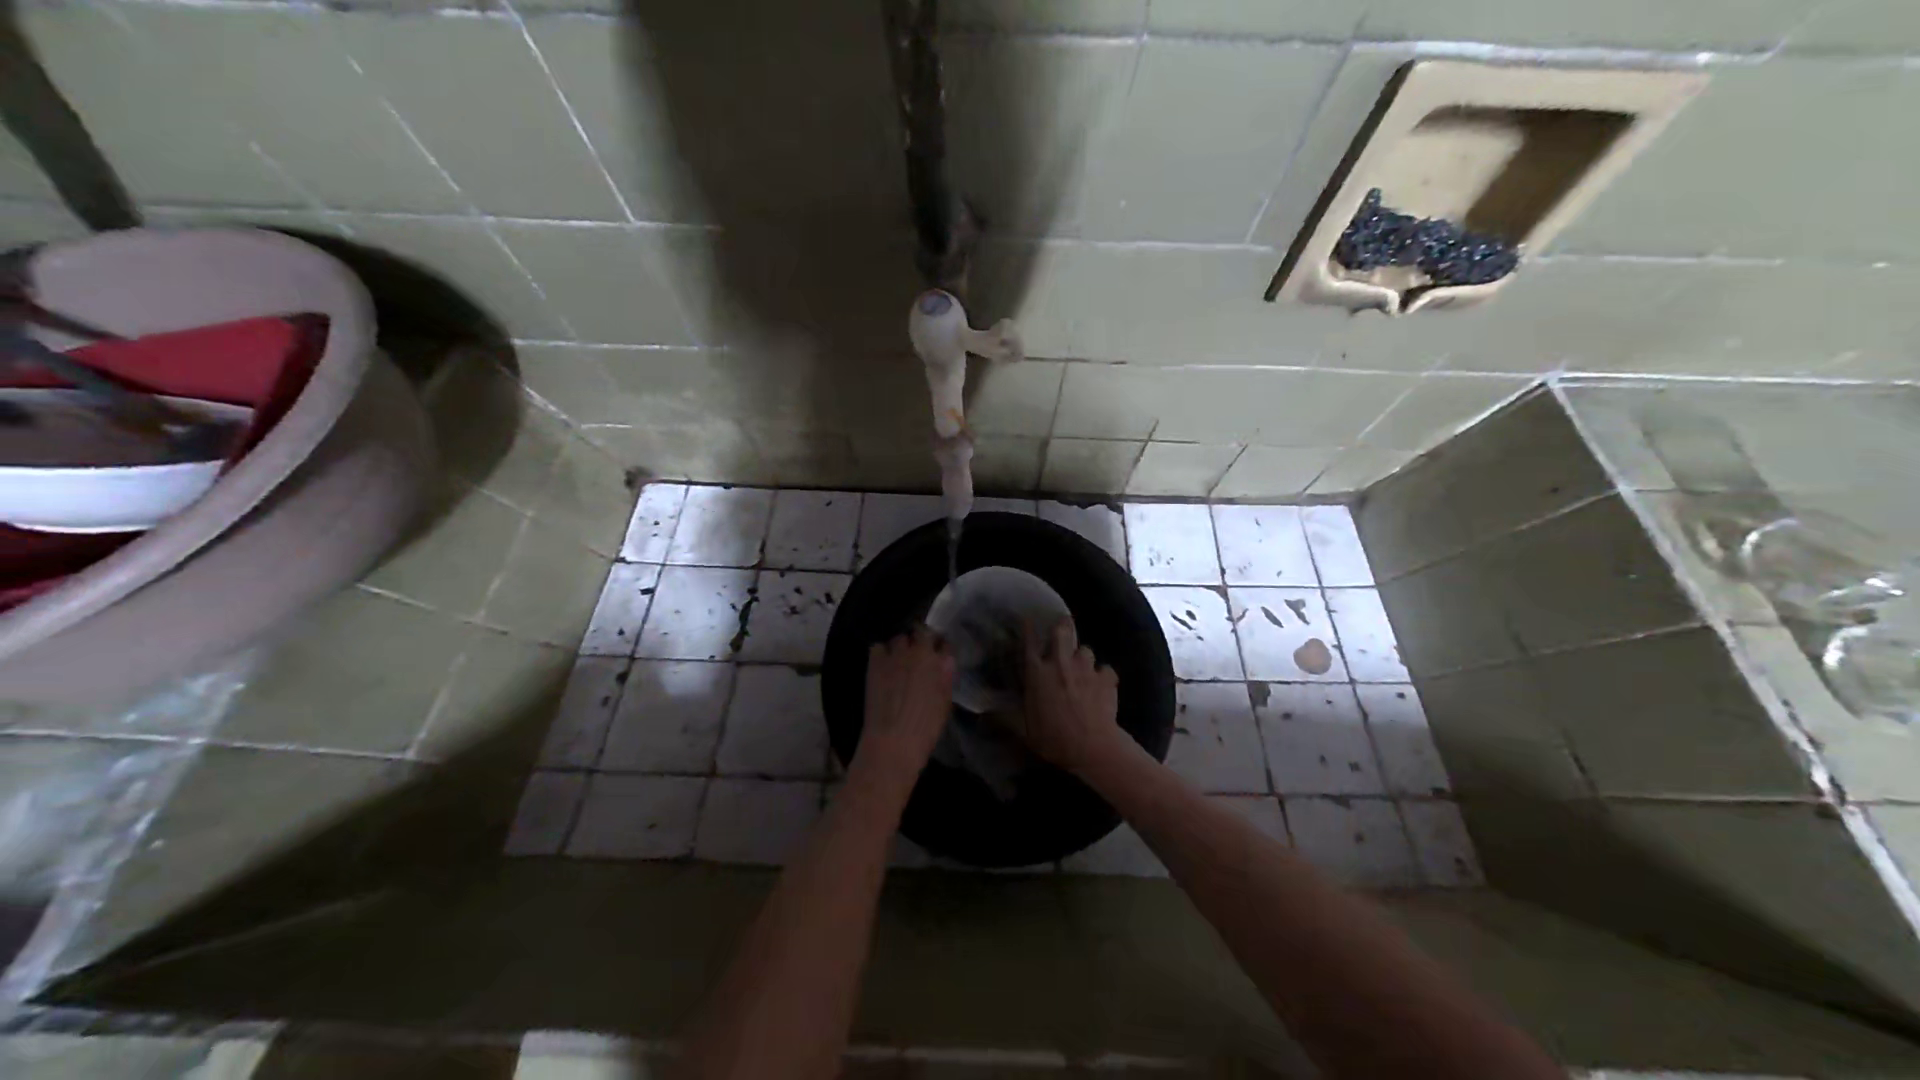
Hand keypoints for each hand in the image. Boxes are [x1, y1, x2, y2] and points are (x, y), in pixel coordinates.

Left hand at [858, 627, 955, 775]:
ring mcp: (894, 655)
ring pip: (899, 638)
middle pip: (921, 631)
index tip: (938, 651)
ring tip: (899, 658)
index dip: (940, 646)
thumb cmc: (926, 727)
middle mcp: (918, 652)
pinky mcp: (875, 662)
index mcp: (938, 662)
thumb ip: (945, 676)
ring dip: (901, 645)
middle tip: (919, 652)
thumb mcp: (944, 702)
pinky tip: (882, 663)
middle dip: (921, 638)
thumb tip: (945, 658)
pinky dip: (881, 652)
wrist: (894, 741)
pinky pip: (878, 647)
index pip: (943, 642)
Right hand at [1013, 618, 1120, 773]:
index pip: (1029, 642)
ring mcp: (1086, 668)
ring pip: (1086, 649)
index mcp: (1038, 673)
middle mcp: (1061, 663)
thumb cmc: (1053, 738)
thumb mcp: (1023, 730)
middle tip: (1062, 629)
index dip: (1028, 629)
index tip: (1027, 619)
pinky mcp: (1107, 678)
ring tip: (1082, 667)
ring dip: (1083, 657)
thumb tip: (985, 713)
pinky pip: (1105, 670)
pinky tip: (1102, 685)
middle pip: (1062, 631)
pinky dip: (1103, 676)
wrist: (1092, 747)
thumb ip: (1005, 717)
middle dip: (1062, 626)